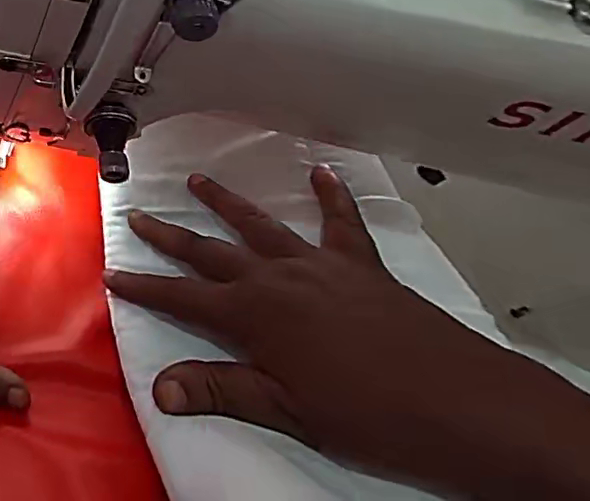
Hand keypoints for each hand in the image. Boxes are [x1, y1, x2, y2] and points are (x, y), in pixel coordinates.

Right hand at [105, 168, 589, 500]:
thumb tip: (158, 388)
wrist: (476, 410)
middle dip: (168, 235)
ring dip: (225, 202)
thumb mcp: (291, 412)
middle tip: (137, 215)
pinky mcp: (361, 267)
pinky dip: (332, 197)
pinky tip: (323, 173)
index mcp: (254, 314)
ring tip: (196, 179)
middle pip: (209, 251)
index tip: (113, 275)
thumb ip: (221, 390)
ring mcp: (318, 266)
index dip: (145, 288)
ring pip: (258, 226)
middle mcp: (276, 278)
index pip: (182, 297)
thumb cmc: (375, 417)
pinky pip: (343, 224)